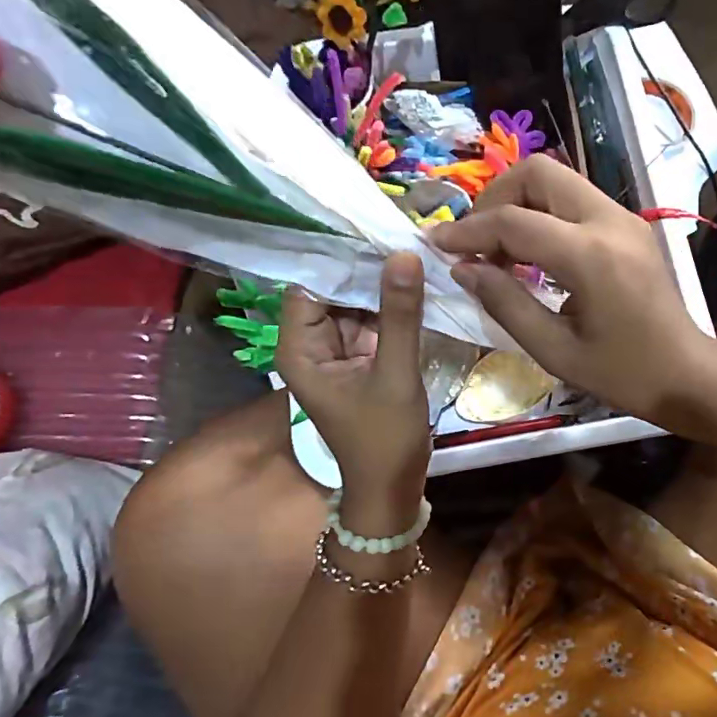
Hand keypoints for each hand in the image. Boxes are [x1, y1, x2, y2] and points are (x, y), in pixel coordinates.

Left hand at [275, 252, 430, 507]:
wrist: (392, 487)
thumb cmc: (384, 438)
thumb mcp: (395, 374)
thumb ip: (399, 315)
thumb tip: (404, 254)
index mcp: (300, 349)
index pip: (311, 285)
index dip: (340, 257)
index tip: (376, 229)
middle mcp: (311, 345)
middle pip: (334, 291)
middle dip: (366, 267)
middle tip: (404, 233)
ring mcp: (336, 352)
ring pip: (356, 304)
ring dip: (381, 285)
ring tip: (415, 251)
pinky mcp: (359, 359)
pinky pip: (372, 322)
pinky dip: (391, 308)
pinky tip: (416, 284)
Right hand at [427, 155, 710, 418]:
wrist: (687, 373)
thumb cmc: (624, 374)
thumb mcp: (555, 352)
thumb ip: (506, 304)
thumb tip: (463, 268)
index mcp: (591, 255)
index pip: (514, 221)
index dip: (468, 231)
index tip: (435, 245)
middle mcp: (610, 221)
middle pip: (538, 173)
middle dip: (495, 199)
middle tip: (474, 242)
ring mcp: (625, 218)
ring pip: (558, 179)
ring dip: (519, 202)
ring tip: (498, 249)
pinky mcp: (630, 225)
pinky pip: (575, 199)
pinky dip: (543, 213)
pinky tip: (531, 253)